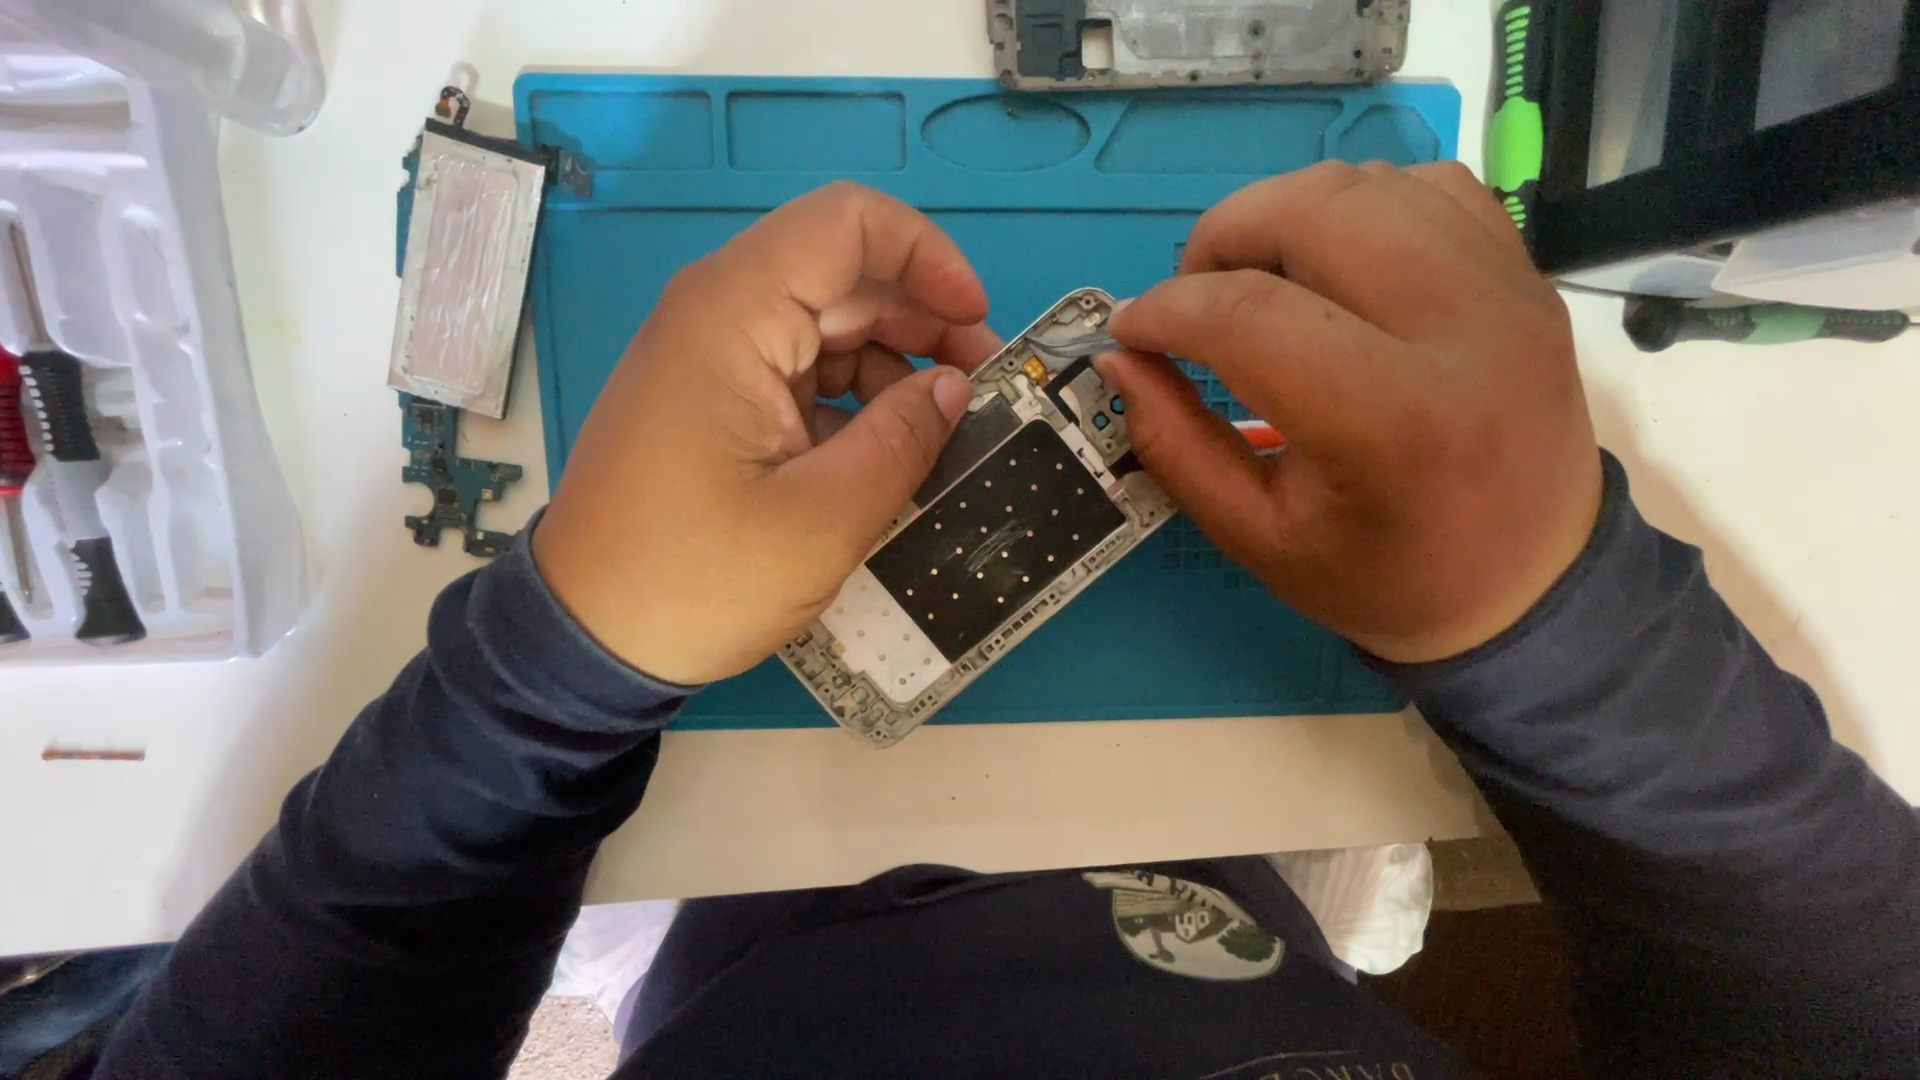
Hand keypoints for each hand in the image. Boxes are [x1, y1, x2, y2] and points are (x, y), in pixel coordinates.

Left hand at [532, 183, 999, 684]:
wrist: (591, 638)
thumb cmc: (699, 579)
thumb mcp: (824, 519)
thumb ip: (902, 441)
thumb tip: (955, 387)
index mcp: (735, 316)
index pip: (847, 225)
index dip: (928, 256)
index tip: (978, 321)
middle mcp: (722, 316)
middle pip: (846, 278)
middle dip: (926, 323)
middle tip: (985, 390)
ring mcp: (718, 361)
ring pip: (832, 329)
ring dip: (897, 370)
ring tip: (948, 433)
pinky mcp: (721, 403)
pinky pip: (807, 377)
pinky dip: (859, 404)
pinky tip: (894, 455)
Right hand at [1104, 161, 1601, 663]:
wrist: (1529, 585)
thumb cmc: (1381, 577)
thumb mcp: (1255, 534)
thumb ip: (1175, 444)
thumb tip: (1119, 358)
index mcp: (1389, 421)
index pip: (1251, 316)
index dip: (1167, 310)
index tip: (1127, 330)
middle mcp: (1459, 330)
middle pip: (1314, 212)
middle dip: (1220, 238)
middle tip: (1188, 297)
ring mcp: (1504, 289)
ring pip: (1369, 183)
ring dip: (1280, 214)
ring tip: (1249, 280)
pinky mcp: (1522, 275)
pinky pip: (1426, 188)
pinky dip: (1353, 208)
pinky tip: (1326, 266)